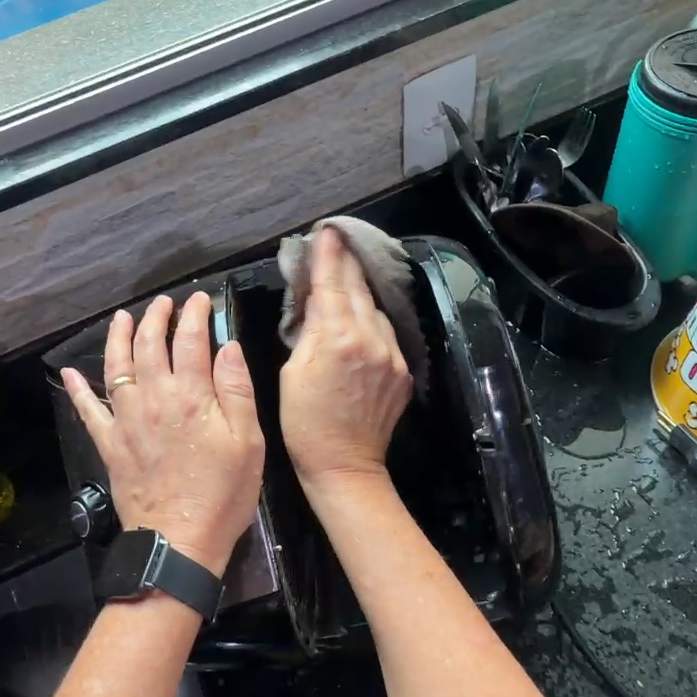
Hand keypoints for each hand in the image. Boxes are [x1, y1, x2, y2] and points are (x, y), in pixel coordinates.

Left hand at [62, 293, 265, 575]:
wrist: (179, 542)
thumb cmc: (223, 493)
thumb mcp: (248, 441)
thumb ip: (237, 389)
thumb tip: (227, 346)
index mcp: (191, 396)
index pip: (190, 340)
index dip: (194, 314)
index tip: (198, 299)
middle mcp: (153, 399)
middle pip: (148, 345)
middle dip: (155, 317)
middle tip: (163, 303)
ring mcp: (126, 421)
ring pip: (116, 367)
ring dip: (118, 337)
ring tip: (122, 318)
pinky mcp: (108, 444)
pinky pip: (87, 410)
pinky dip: (78, 389)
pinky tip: (70, 373)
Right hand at [280, 227, 413, 493]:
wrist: (344, 465)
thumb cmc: (304, 422)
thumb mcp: (294, 371)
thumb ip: (309, 331)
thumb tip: (317, 303)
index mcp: (339, 338)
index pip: (333, 285)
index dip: (328, 256)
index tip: (326, 231)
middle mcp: (371, 340)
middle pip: (359, 290)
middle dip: (346, 265)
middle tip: (337, 241)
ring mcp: (392, 355)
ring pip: (375, 310)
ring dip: (360, 293)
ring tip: (345, 281)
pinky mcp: (403, 371)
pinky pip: (386, 334)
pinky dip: (371, 322)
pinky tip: (360, 321)